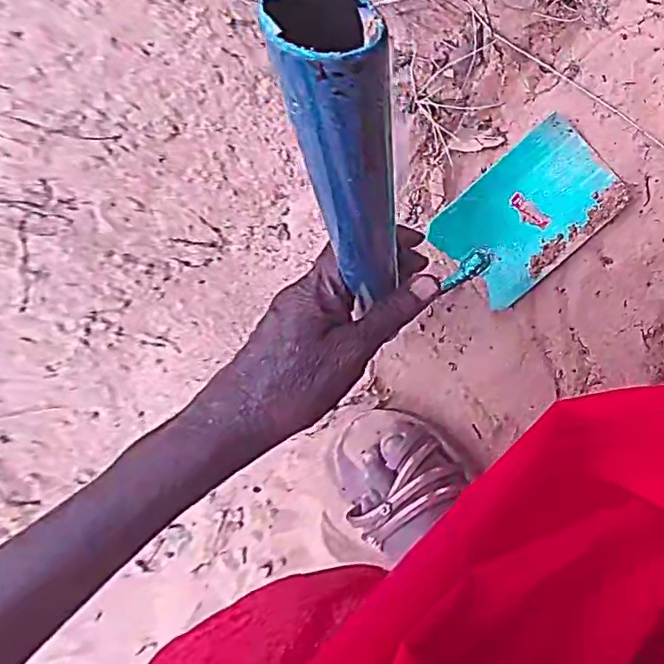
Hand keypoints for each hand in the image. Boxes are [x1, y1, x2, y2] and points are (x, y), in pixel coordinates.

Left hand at [182, 228, 438, 448]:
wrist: (235, 424)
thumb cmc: (291, 387)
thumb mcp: (355, 349)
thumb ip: (392, 313)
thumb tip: (428, 282)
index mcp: (316, 288)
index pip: (354, 244)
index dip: (388, 239)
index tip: (418, 244)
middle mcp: (303, 292)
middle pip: (351, 263)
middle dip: (390, 264)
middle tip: (421, 279)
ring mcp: (297, 310)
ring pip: (344, 285)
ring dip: (377, 287)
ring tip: (404, 304)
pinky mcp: (295, 329)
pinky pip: (335, 305)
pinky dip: (361, 306)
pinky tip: (374, 326)